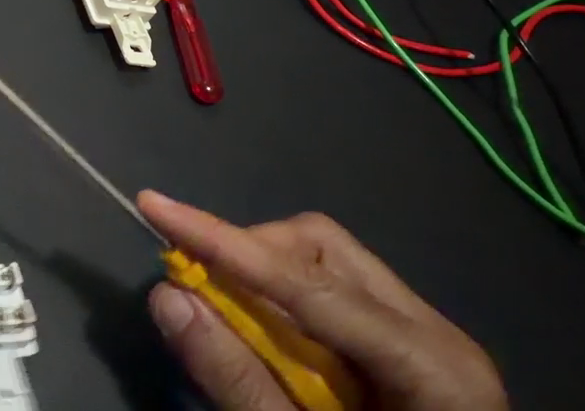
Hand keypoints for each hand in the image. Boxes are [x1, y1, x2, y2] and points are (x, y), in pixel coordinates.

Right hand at [140, 191, 505, 410]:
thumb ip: (241, 382)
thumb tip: (166, 297)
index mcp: (430, 365)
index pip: (304, 279)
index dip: (221, 240)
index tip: (151, 203)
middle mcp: (433, 333)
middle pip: (318, 248)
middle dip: (247, 255)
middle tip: (194, 285)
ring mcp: (423, 339)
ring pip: (321, 260)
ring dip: (261, 277)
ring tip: (229, 321)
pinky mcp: (404, 351)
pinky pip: (329, 294)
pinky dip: (281, 304)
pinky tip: (266, 343)